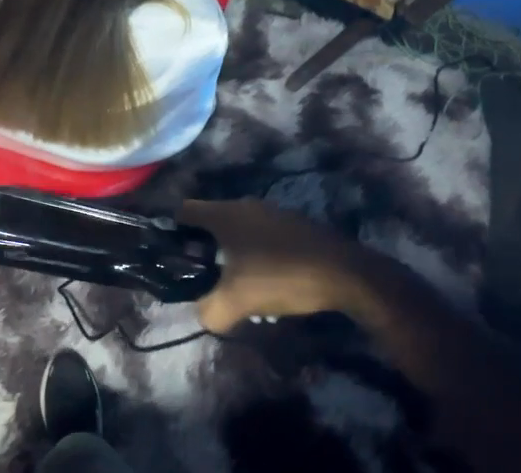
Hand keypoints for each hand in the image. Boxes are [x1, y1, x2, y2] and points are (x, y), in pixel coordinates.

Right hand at [179, 198, 381, 334]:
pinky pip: (265, 238)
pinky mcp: (297, 227)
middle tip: (209, 279)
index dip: (173, 232)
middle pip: (212, 223)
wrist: (347, 274)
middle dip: (207, 250)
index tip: (176, 258)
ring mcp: (274, 214)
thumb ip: (210, 311)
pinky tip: (273, 285)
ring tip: (242, 288)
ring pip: (241, 232)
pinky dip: (261, 257)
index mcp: (224, 214)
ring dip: (236, 256)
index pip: (184, 211)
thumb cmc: (281, 276)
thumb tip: (203, 316)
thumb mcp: (237, 301)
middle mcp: (245, 205)